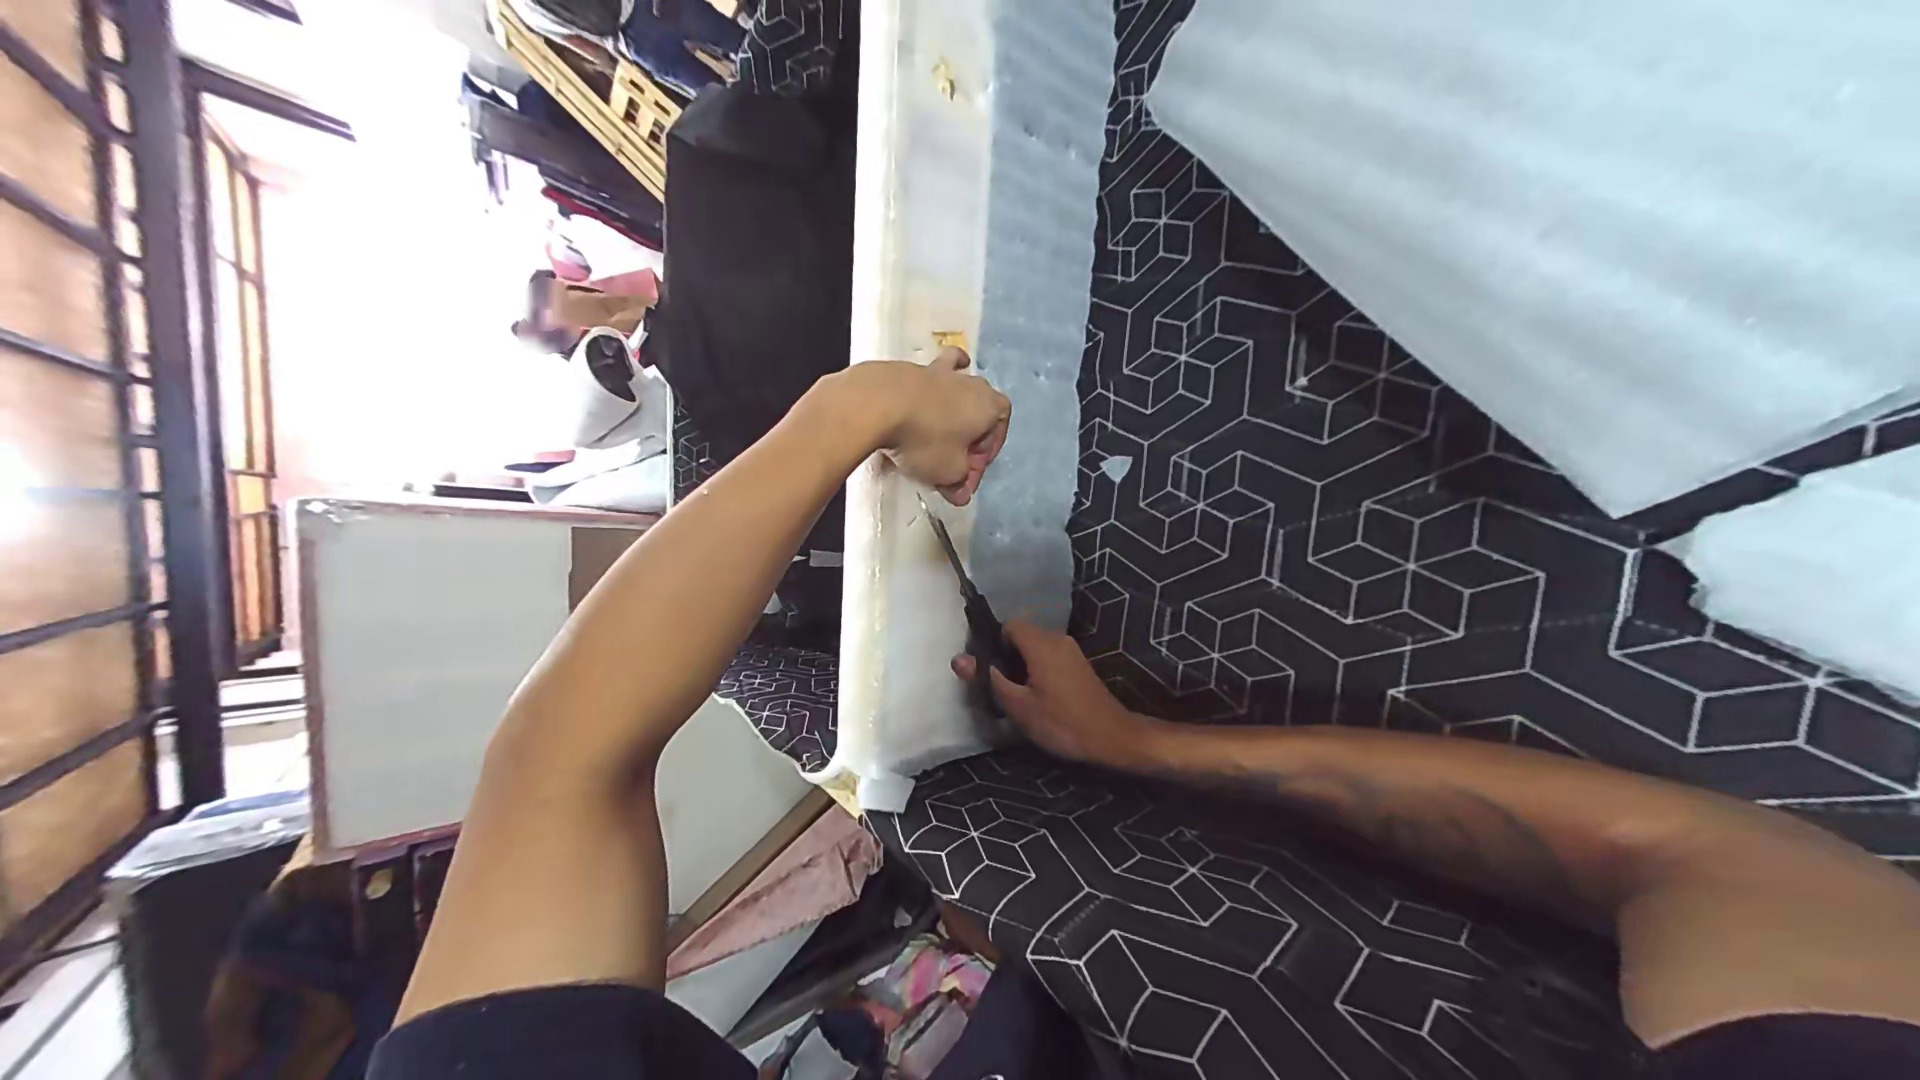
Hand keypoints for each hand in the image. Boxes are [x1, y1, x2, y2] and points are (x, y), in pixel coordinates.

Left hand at [830, 348, 1011, 504]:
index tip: (967, 477)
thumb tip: (959, 491)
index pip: (997, 435)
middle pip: (979, 410)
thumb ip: (959, 482)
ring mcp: (939, 371)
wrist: (878, 403)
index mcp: (989, 406)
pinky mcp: (910, 369)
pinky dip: (924, 396)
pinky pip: (925, 383)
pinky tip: (914, 405)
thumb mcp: (949, 472)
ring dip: (951, 408)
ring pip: (955, 387)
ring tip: (941, 424)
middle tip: (954, 459)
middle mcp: (970, 383)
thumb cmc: (925, 438)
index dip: (984, 459)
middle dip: (970, 435)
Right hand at [952, 620, 1161, 765]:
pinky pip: (1049, 656)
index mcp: (1041, 644)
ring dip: (1022, 665)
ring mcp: (1071, 651)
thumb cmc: (1061, 722)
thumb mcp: (1018, 705)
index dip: (993, 644)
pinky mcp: (1079, 664)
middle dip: (1006, 656)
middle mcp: (1057, 639)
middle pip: (1022, 635)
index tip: (988, 670)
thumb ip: (989, 678)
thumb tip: (958, 658)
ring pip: (1036, 647)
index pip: (1009, 626)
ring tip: (1017, 695)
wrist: (1111, 738)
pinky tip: (1038, 697)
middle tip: (999, 687)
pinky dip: (1038, 670)